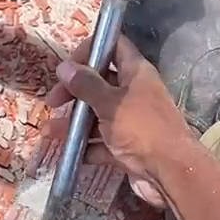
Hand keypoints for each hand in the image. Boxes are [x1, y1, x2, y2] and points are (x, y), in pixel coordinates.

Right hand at [43, 36, 200, 204]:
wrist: (170, 173)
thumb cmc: (141, 129)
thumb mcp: (110, 103)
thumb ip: (86, 85)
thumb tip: (64, 67)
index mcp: (135, 73)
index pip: (113, 46)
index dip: (90, 49)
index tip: (68, 64)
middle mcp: (134, 93)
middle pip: (99, 83)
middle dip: (74, 91)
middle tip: (53, 102)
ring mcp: (130, 121)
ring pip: (96, 115)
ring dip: (73, 123)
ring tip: (50, 132)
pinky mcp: (127, 146)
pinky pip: (101, 142)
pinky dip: (84, 147)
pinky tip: (65, 152)